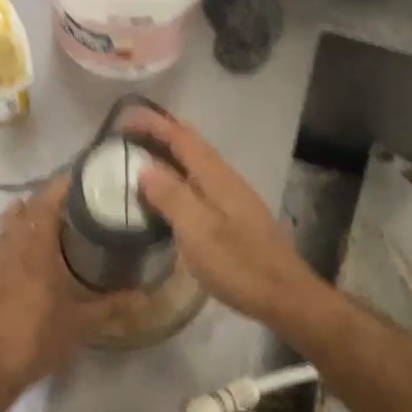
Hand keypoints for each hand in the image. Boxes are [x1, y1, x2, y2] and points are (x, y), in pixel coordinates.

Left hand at [0, 177, 131, 405]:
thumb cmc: (36, 340)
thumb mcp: (80, 324)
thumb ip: (112, 307)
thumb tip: (146, 294)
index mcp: (36, 252)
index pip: (46, 204)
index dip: (62, 185)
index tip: (84, 173)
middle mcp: (15, 249)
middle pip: (27, 209)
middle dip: (49, 195)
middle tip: (78, 193)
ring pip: (12, 224)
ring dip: (30, 211)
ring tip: (56, 210)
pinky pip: (5, 241)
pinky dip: (19, 230)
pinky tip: (34, 243)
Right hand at [123, 108, 327, 325]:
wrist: (285, 296)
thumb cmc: (239, 265)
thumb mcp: (198, 232)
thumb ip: (172, 197)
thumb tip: (146, 167)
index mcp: (217, 179)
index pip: (184, 139)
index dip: (156, 124)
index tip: (126, 116)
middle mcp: (228, 181)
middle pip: (194, 147)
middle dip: (164, 134)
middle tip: (131, 133)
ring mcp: (236, 200)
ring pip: (199, 166)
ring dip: (173, 156)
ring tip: (145, 157)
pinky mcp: (238, 219)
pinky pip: (203, 185)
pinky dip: (182, 179)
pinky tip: (173, 195)